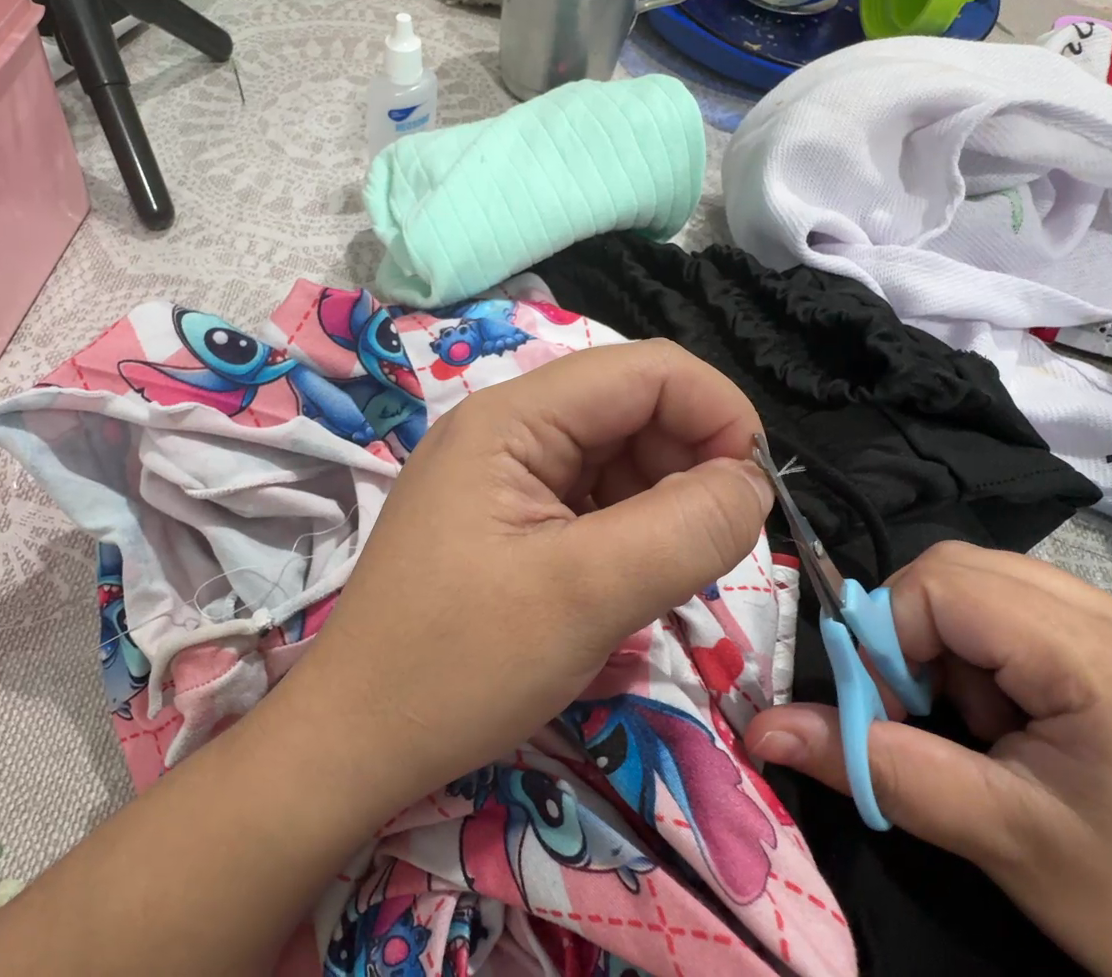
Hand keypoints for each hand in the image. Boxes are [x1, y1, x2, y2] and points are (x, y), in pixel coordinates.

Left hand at [275, 339, 774, 810]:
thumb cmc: (458, 665)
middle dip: (690, 469)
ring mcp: (498, 480)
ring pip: (616, 463)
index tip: (754, 501)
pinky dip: (627, 537)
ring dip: (661, 510)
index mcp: (511, 420)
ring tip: (664, 582)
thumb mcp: (586, 595)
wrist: (357, 739)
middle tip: (710, 556)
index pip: (648, 372)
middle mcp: (503, 432)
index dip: (718, 416)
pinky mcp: (500, 526)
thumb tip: (752, 484)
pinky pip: (588, 506)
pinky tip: (626, 589)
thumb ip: (685, 529)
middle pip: (632, 412)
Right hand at [744, 543, 1111, 976]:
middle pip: (966, 574)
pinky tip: (1019, 736)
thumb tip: (761, 729)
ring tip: (978, 739)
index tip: (877, 716)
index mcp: (1107, 656)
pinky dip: (993, 667)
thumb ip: (874, 767)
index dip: (882, 636)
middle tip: (917, 721)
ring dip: (951, 655)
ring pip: (994, 596)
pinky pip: (1034, 626)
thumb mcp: (1002, 839)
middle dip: (911, 639)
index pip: (943, 583)